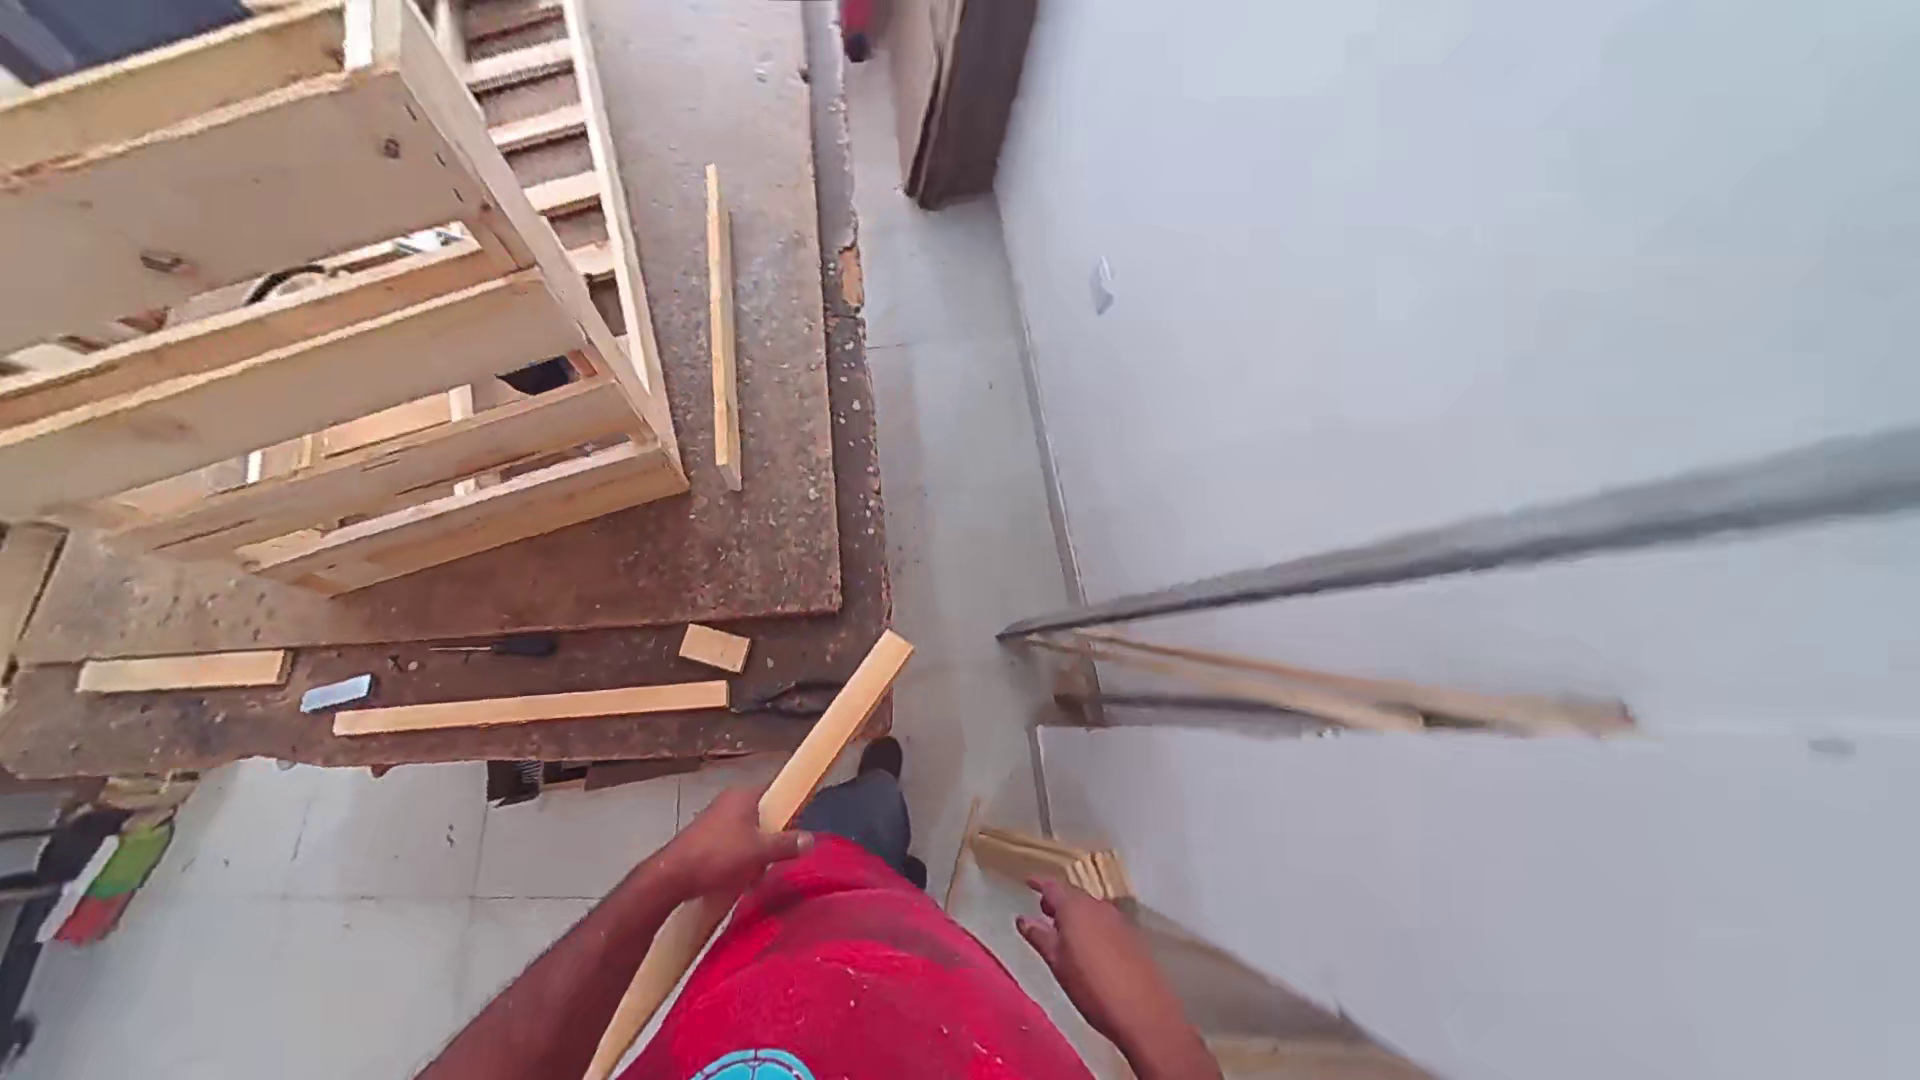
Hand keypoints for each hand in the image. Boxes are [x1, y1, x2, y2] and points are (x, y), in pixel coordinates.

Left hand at [654, 786, 811, 898]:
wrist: (670, 878)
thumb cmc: (719, 856)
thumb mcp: (759, 852)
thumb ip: (787, 844)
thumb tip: (811, 839)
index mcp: (744, 794)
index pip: (776, 791)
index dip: (789, 807)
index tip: (796, 827)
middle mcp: (729, 800)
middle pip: (762, 814)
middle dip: (769, 838)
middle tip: (772, 857)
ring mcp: (713, 818)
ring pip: (746, 832)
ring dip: (752, 852)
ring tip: (752, 874)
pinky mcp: (702, 836)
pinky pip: (729, 843)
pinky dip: (736, 858)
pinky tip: (734, 878)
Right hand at [1018, 878, 1216, 1079]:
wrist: (1144, 1013)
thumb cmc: (1091, 987)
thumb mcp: (1057, 963)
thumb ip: (1039, 936)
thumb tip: (1022, 918)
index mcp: (1075, 907)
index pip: (1052, 886)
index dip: (1039, 882)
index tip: (1029, 882)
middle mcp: (1097, 906)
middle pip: (1073, 895)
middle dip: (1058, 901)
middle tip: (1044, 910)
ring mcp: (1118, 920)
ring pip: (1090, 908)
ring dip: (1076, 914)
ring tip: (1064, 932)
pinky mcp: (1132, 936)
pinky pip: (1105, 922)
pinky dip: (1092, 926)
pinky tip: (1089, 947)